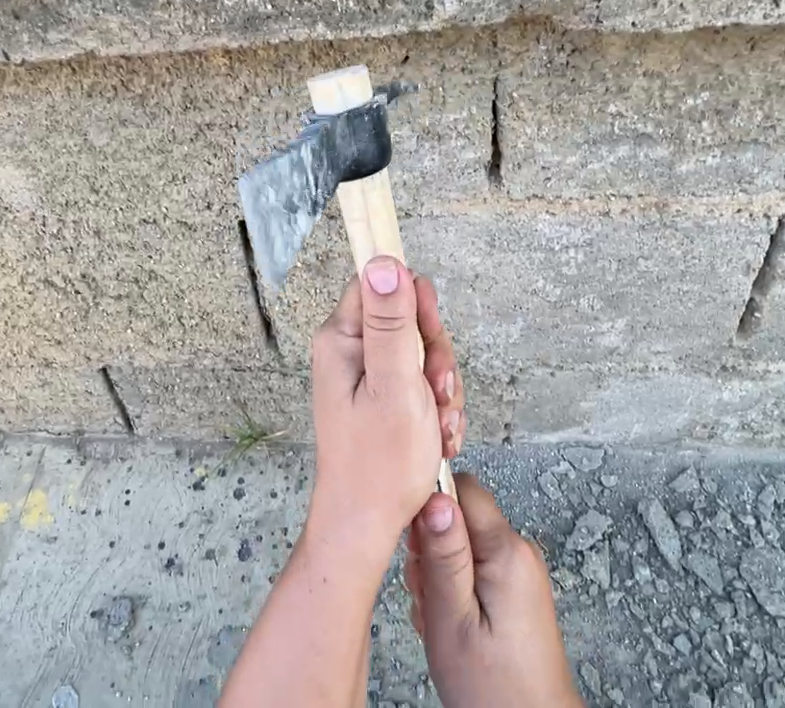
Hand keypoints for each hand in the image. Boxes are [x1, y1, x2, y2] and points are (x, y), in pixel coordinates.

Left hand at [306, 256, 461, 562]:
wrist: (368, 525)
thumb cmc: (379, 463)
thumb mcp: (395, 384)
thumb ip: (391, 322)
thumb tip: (383, 260)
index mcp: (343, 339)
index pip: (382, 286)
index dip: (415, 306)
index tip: (428, 340)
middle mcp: (351, 351)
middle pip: (409, 321)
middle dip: (436, 358)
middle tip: (436, 394)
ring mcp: (367, 376)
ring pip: (423, 355)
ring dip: (441, 390)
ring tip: (437, 426)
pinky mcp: (382, 398)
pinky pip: (422, 384)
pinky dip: (437, 409)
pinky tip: (436, 436)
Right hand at [404, 475, 583, 707]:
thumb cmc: (494, 690)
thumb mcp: (453, 621)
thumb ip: (443, 556)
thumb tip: (434, 496)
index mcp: (507, 550)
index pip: (461, 487)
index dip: (430, 508)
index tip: (416, 547)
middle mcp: (518, 550)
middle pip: (459, 517)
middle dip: (431, 550)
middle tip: (428, 596)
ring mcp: (518, 570)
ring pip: (461, 545)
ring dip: (438, 575)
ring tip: (439, 618)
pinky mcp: (514, 588)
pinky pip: (473, 568)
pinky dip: (453, 590)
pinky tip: (451, 624)